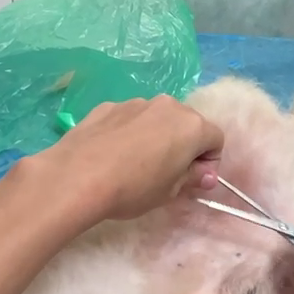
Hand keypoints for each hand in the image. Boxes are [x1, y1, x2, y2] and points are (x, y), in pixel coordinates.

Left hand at [31, 96, 223, 222]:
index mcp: (192, 125)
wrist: (77, 176)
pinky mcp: (108, 106)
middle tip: (166, 174)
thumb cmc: (134, 188)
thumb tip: (205, 174)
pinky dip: (129, 133)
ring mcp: (135, 102)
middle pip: (187, 124)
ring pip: (157, 119)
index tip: (193, 181)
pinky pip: (130, 119)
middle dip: (184, 146)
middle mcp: (168, 106)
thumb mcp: (170, 191)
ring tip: (134, 164)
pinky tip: (112, 155)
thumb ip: (192, 178)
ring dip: (156, 137)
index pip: (216, 140)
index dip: (209, 163)